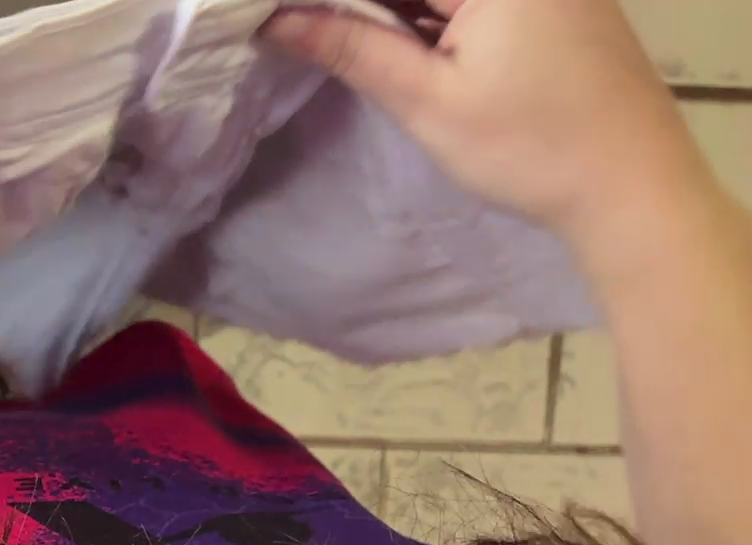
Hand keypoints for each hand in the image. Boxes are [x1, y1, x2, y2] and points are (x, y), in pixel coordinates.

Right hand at [263, 0, 714, 248]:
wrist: (622, 177)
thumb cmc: (521, 142)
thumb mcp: (424, 98)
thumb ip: (354, 51)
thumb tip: (281, 22)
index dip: (328, 2)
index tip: (272, 19)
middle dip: (351, 9)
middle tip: (288, 33)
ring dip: (380, 16)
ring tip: (319, 39)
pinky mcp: (546, 6)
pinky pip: (462, 3)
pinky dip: (417, 21)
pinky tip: (381, 45)